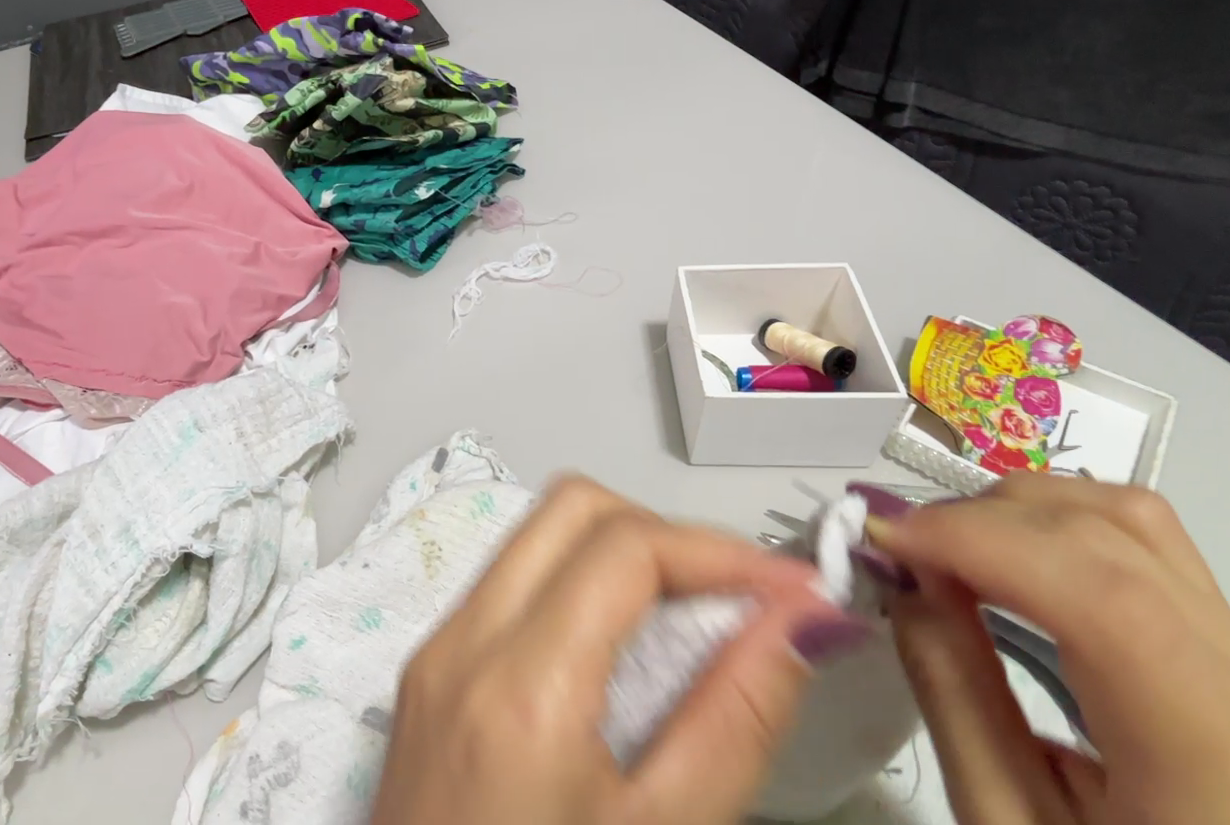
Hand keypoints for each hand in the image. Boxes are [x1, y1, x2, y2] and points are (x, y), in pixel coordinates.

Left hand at [373, 476, 864, 824]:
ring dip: (622, 551)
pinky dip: (578, 582)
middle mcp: (462, 642)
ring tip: (695, 619)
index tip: (794, 591)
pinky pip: (511, 582)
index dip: (721, 550)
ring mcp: (435, 649)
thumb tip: (801, 621)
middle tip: (739, 597)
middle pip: (570, 508)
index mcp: (519, 686)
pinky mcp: (428, 668)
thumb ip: (735, 720)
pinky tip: (625, 647)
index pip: (623, 546)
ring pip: (536, 535)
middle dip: (667, 532)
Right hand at [857, 474, 1229, 824]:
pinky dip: (1062, 536)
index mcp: (1227, 770)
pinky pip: (1157, 559)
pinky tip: (1008, 564)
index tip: (881, 534)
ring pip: (1139, 528)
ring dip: (1020, 515)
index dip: (976, 539)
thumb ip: (957, 697)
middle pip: (1116, 540)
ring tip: (946, 549)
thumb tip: (909, 583)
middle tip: (896, 545)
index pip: (1100, 594)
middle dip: (980, 519)